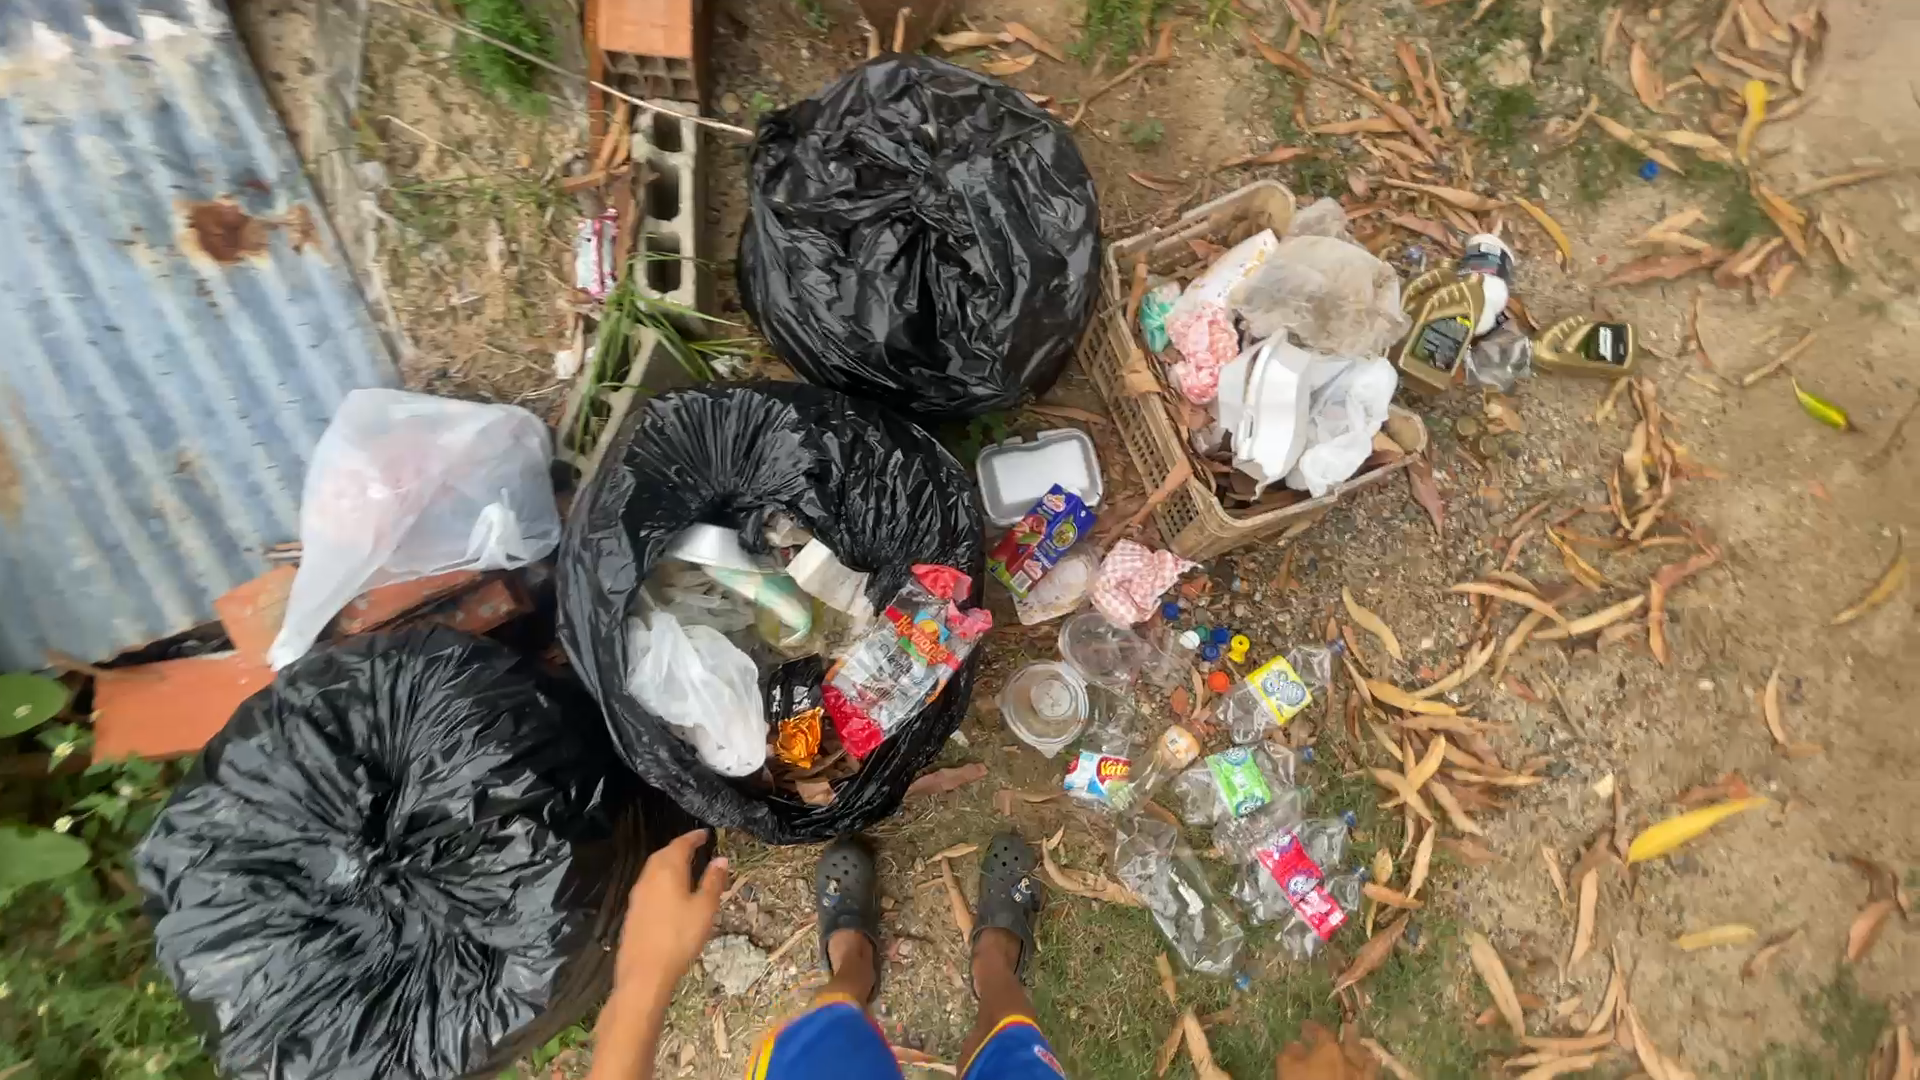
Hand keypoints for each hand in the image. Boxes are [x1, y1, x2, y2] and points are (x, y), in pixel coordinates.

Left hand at [611, 828, 730, 997]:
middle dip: (679, 848)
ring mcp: (637, 896)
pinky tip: (669, 894)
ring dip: (668, 864)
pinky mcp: (632, 913)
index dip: (694, 837)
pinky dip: (661, 881)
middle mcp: (649, 878)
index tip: (705, 834)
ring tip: (684, 867)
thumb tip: (721, 859)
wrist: (644, 975)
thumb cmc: (680, 937)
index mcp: (668, 870)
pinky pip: (649, 886)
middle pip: (663, 854)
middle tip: (695, 847)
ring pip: (653, 870)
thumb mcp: (705, 908)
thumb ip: (713, 881)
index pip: (681, 844)